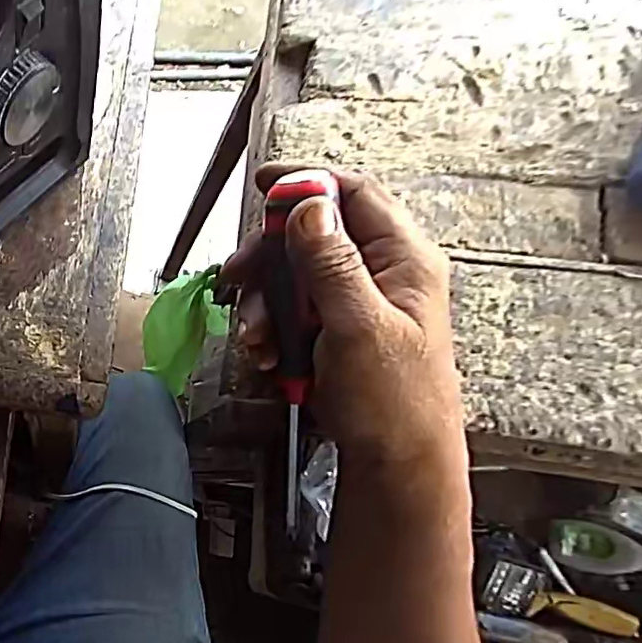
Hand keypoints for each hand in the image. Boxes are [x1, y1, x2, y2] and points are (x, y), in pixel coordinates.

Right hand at [222, 164, 462, 472]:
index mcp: (402, 260)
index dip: (308, 183)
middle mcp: (380, 274)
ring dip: (266, 301)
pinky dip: (273, 326)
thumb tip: (309, 207)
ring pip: (295, 276)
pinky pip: (294, 311)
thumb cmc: (394, 400)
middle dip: (270, 257)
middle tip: (239, 278)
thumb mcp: (359, 326)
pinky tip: (268, 352)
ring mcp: (356, 303)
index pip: (353, 195)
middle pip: (313, 236)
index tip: (264, 184)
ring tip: (257, 335)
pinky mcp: (336, 330)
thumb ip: (332, 264)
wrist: (395, 460)